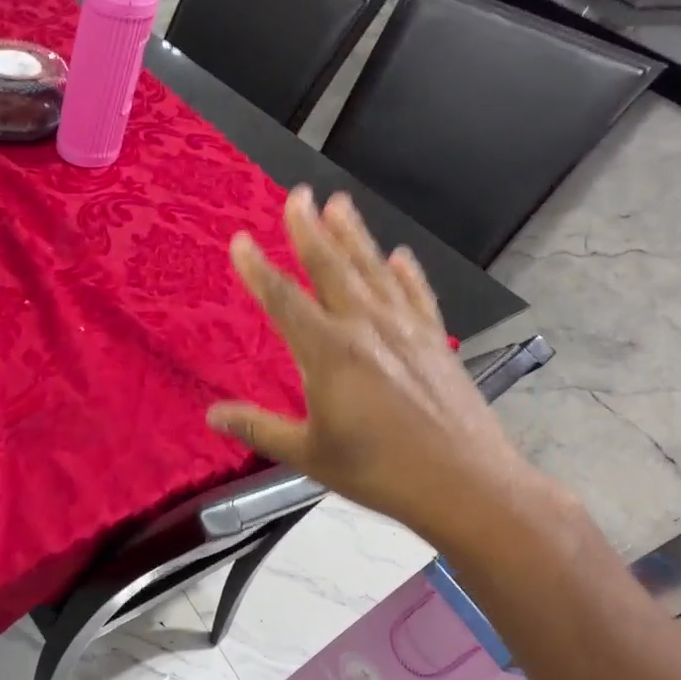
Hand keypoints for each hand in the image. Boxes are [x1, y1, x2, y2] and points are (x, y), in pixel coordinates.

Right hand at [208, 188, 555, 548]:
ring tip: (339, 204)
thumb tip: (212, 415)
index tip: (241, 240)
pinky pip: (417, 295)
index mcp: (329, 354)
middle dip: (309, 229)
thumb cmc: (380, 472)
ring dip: (354, 236)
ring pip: (373, 271)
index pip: (283, 300)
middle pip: (332, 268)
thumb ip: (258, 429)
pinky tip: (399, 255)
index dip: (258, 269)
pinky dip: (406, 273)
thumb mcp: (308, 454)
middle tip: (297, 194)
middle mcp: (366, 329)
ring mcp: (407, 331)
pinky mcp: (436, 342)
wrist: (468, 484)